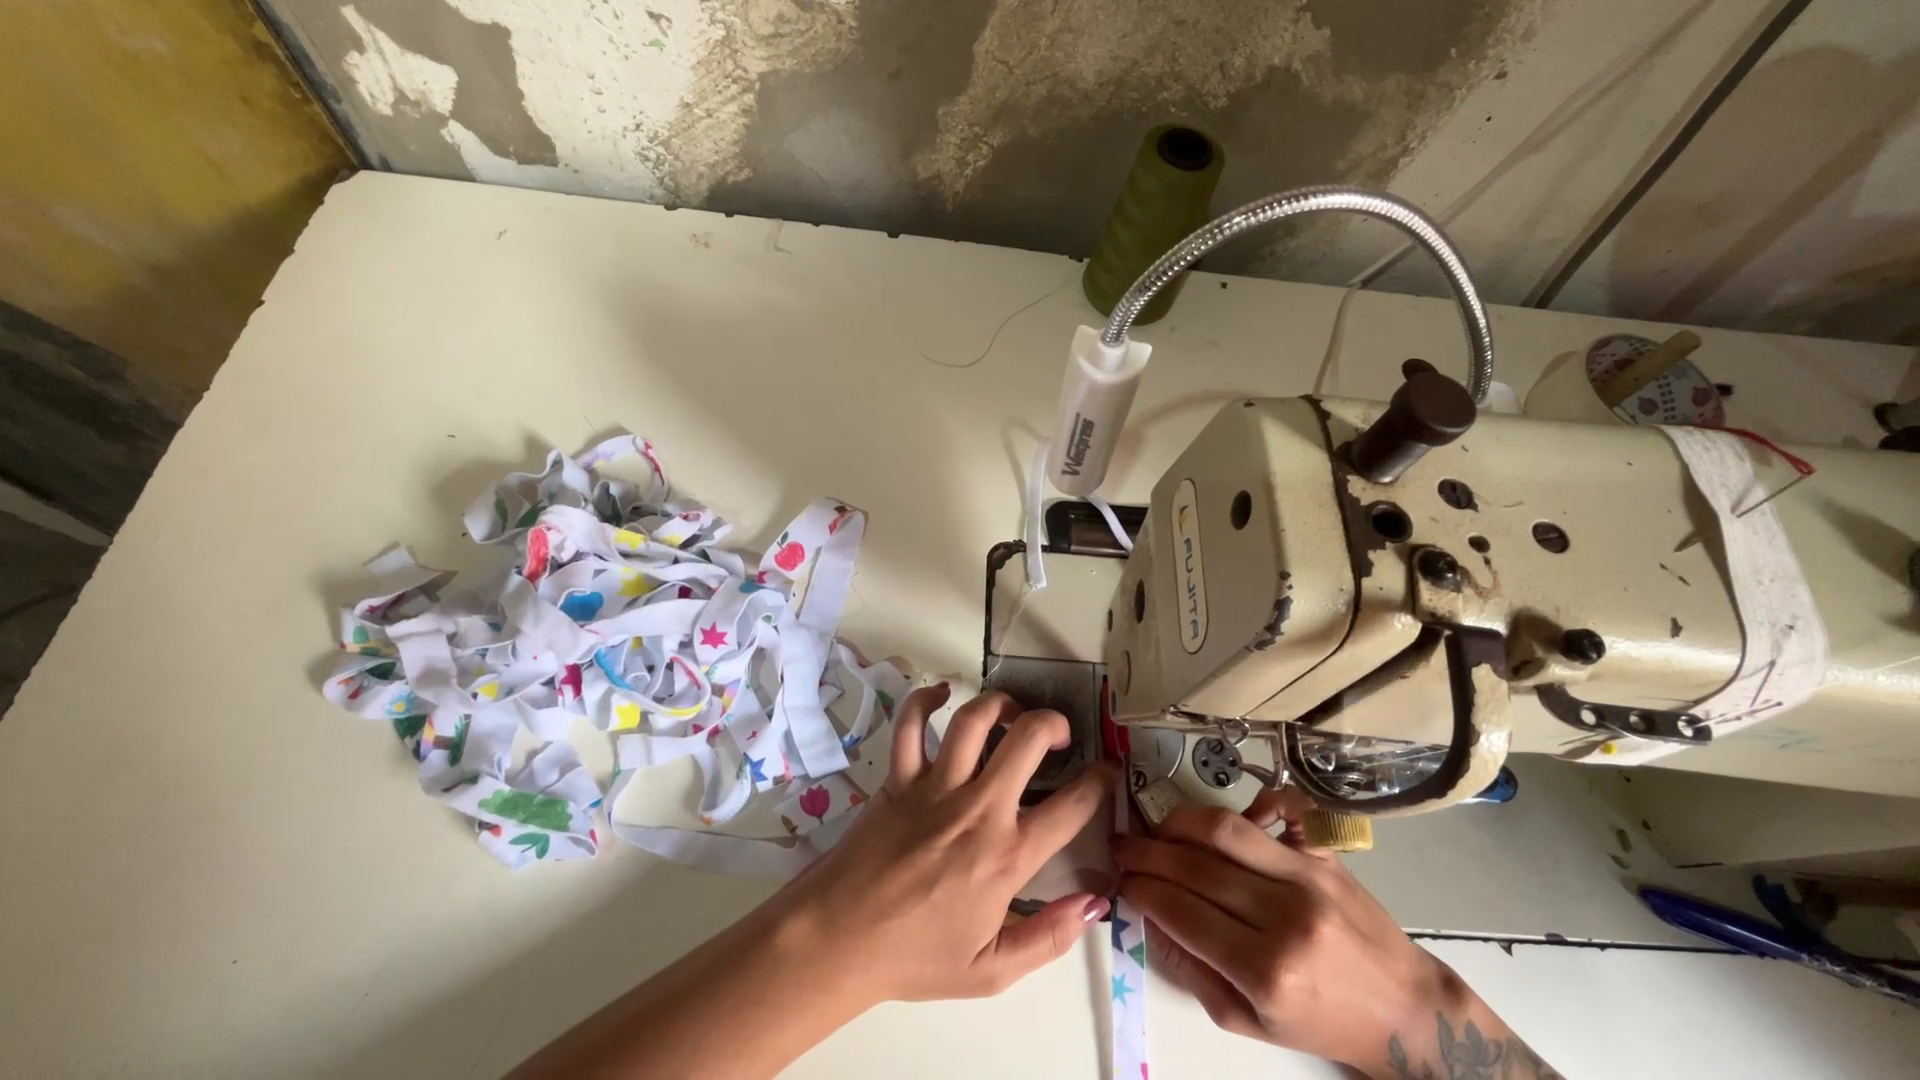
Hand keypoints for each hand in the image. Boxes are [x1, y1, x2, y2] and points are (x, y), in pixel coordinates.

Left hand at [776, 684, 1113, 1004]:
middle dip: (1054, 724)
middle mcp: (977, 810)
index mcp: (1007, 857)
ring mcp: (934, 788)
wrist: (837, 940)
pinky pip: (909, 725)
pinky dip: (924, 700)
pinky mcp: (897, 779)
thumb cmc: (914, 958)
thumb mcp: (991, 971)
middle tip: (1058, 735)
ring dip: (1001, 704)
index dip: (1099, 783)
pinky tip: (940, 694)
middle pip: (1027, 740)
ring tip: (1012, 712)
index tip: (1104, 772)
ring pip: (973, 720)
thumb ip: (1048, 939)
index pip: (1072, 808)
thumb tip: (1092, 905)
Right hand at [1116, 790, 1487, 1076]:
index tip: (1121, 882)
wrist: (1402, 1010)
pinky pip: (1282, 810)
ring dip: (1179, 822)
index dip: (1140, 890)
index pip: (1179, 910)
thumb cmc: (1320, 1022)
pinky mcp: (1325, 856)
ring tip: (1158, 830)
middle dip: (1146, 853)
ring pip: (1225, 829)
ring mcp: (1307, 878)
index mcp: (1264, 968)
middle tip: (1123, 849)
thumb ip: (1189, 968)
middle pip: (1194, 865)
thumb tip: (1146, 916)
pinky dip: (1249, 803)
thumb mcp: (1244, 1019)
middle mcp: (1284, 916)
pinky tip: (1229, 818)